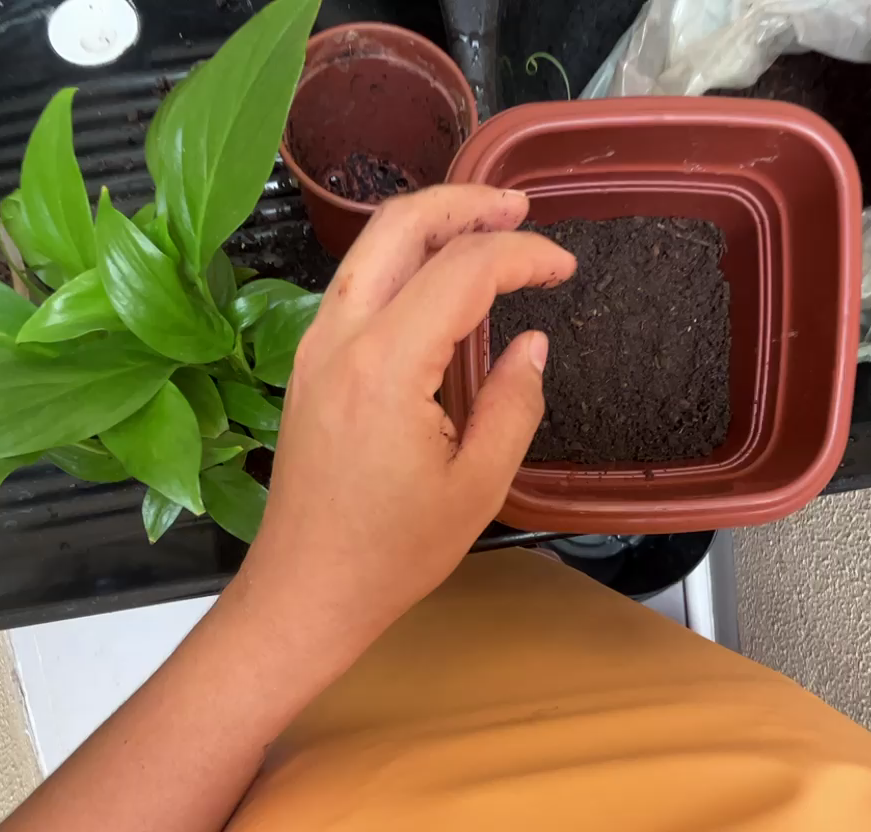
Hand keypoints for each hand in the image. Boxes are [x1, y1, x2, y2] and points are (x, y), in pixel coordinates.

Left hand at [232, 185, 576, 646]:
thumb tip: (531, 345)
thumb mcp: (479, 487)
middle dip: (464, 202)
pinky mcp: (307, 369)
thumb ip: (515, 404)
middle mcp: (340, 339)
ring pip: (369, 251)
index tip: (563, 267)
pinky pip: (355, 289)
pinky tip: (437, 287)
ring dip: (428, 226)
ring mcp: (315, 350)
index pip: (462, 270)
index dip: (522, 255)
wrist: (307, 589)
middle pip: (398, 226)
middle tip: (518, 208)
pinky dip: (401, 266)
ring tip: (485, 231)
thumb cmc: (392, 553)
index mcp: (387, 365)